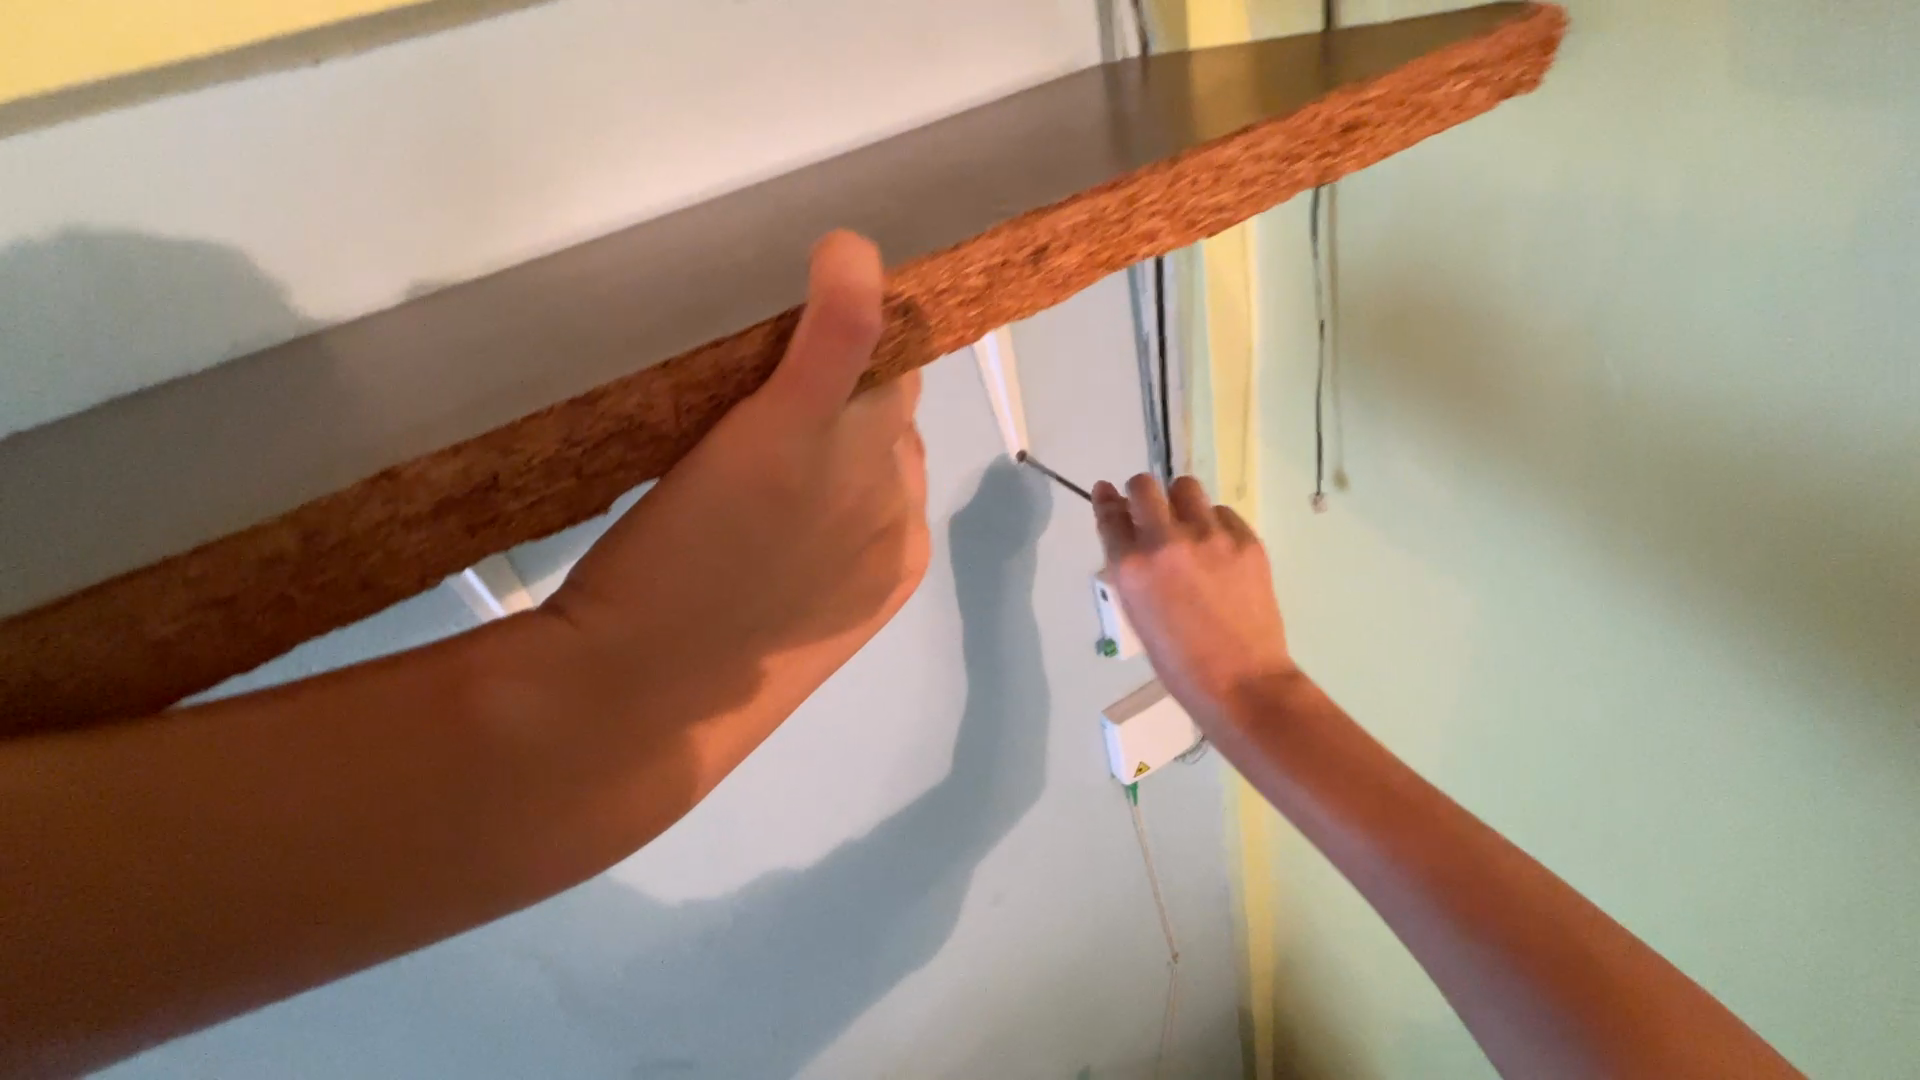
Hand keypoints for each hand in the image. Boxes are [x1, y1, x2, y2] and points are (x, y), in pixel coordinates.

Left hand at [551, 230, 929, 676]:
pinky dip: (846, 292)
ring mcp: (853, 465)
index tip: (826, 415)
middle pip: (897, 412)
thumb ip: (823, 550)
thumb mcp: (792, 613)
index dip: (866, 431)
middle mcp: (900, 502)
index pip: (904, 460)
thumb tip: (812, 498)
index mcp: (902, 555)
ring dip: (844, 353)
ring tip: (788, 340)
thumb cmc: (703, 670)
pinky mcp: (791, 431)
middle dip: (862, 390)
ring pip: (873, 379)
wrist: (642, 696)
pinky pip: (844, 340)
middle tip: (801, 375)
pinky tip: (840, 251)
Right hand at [1093, 475, 1290, 716]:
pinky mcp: (1246, 540)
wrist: (1241, 681)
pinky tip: (1218, 552)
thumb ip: (1128, 566)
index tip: (1108, 493)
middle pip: (1144, 486)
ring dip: (1178, 501)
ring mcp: (1210, 537)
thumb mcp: (1135, 611)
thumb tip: (1126, 530)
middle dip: (1140, 493)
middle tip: (1149, 511)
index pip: (1110, 513)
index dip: (1106, 500)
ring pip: (1186, 488)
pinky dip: (1213, 524)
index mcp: (1131, 566)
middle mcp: (1166, 541)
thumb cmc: (1177, 660)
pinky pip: (1221, 513)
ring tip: (1187, 527)